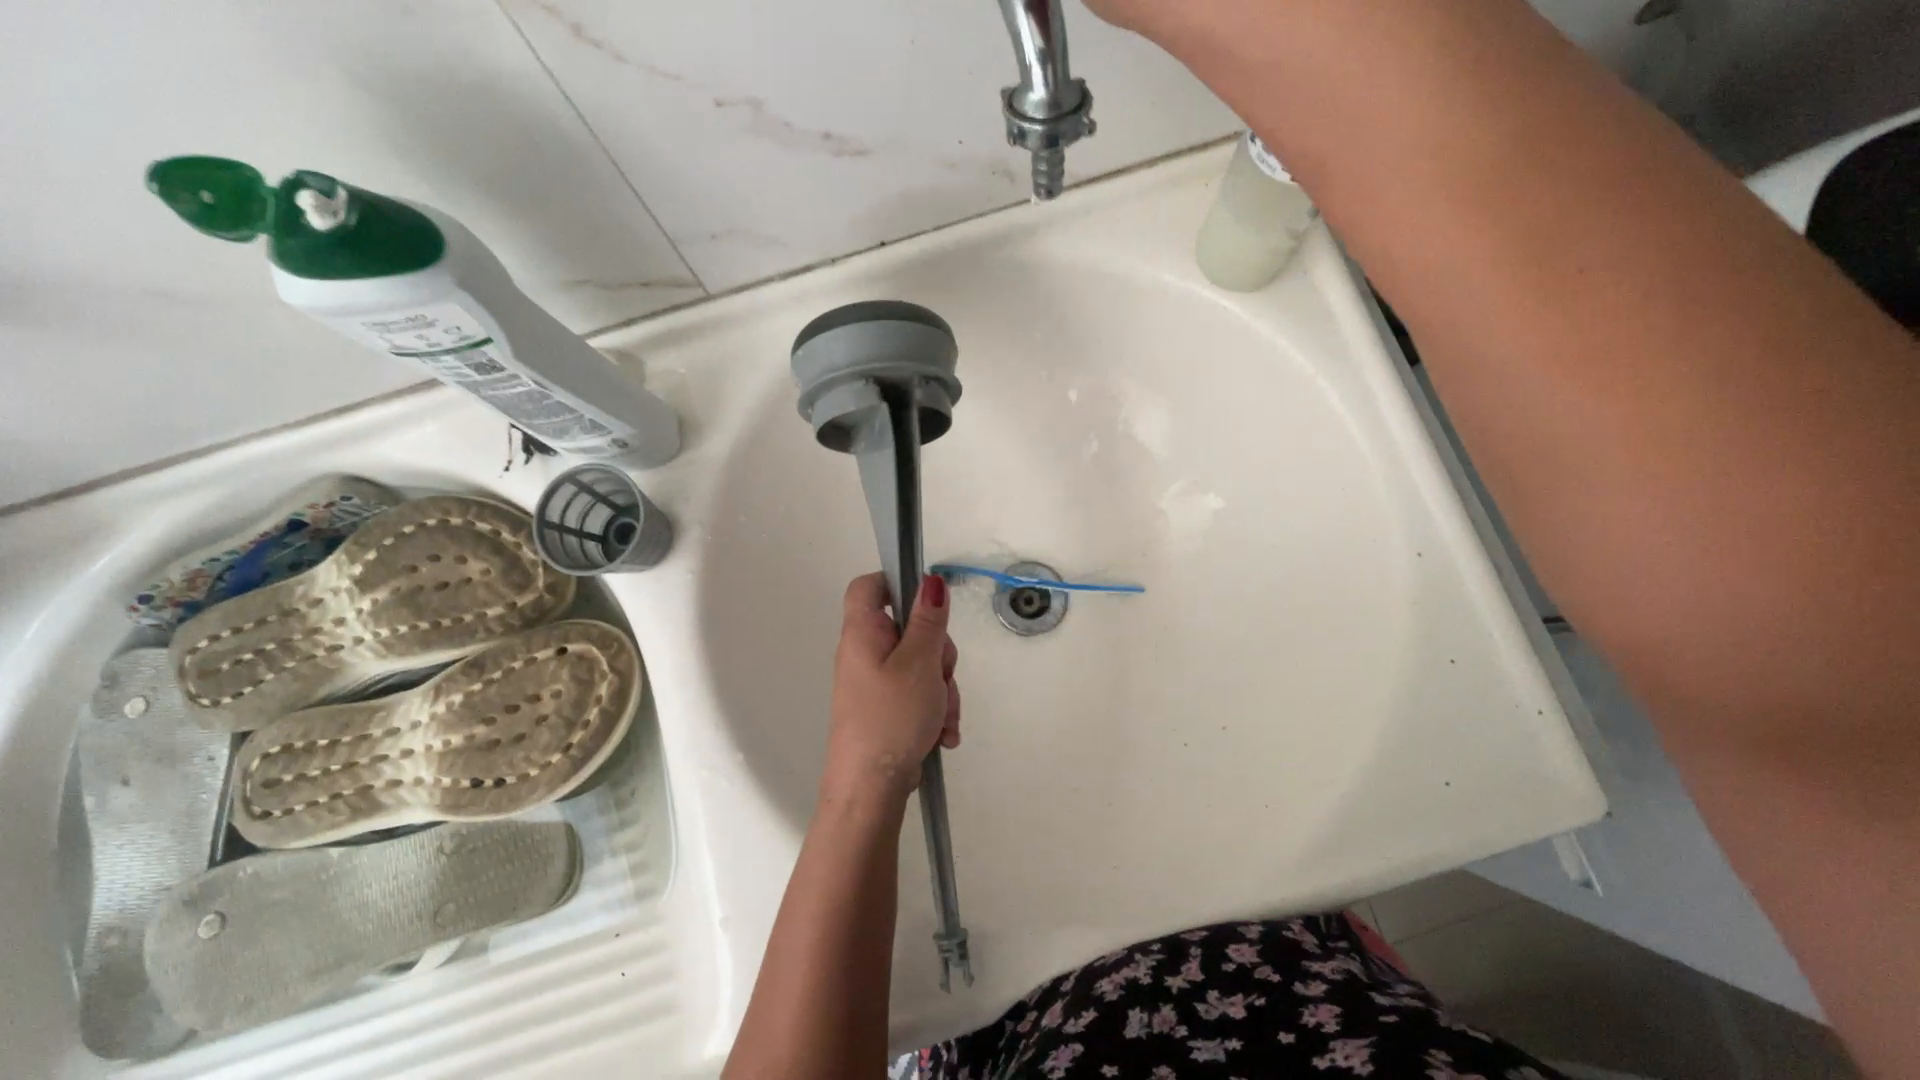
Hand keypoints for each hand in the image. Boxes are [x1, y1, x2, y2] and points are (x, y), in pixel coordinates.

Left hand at [821, 573, 960, 807]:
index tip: (928, 605)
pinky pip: (919, 695)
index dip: (898, 583)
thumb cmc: (891, 716)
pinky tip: (943, 734)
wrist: (870, 786)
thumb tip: (930, 581)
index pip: (870, 586)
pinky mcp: (887, 709)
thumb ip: (928, 620)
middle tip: (943, 676)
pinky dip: (934, 711)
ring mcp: (876, 683)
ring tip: (943, 718)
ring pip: (922, 666)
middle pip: (910, 630)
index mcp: (863, 632)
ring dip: (942, 690)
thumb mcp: (919, 663)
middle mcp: (865, 653)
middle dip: (939, 655)